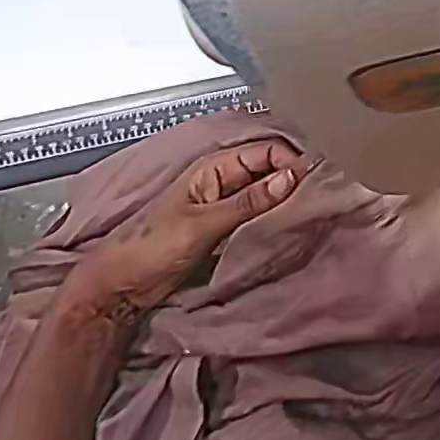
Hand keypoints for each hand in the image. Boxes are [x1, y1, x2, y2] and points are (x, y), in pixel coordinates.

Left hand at [63, 140, 307, 310]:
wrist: (118, 288)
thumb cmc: (151, 247)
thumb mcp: (203, 223)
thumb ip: (249, 201)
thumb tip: (293, 177)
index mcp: (214, 168)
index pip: (266, 152)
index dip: (291, 162)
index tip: (315, 182)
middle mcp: (223, 181)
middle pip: (269, 171)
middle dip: (293, 180)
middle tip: (320, 197)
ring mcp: (225, 205)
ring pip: (267, 194)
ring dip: (285, 201)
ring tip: (311, 212)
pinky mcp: (226, 229)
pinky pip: (258, 216)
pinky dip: (274, 219)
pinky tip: (291, 226)